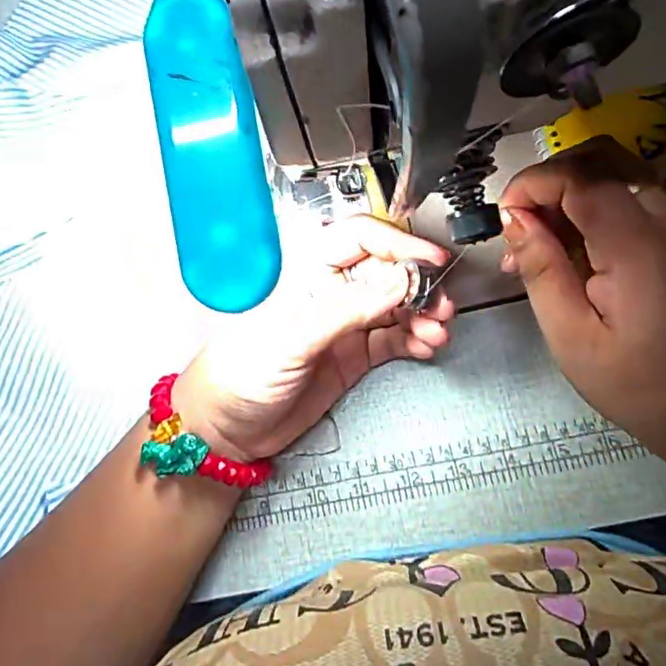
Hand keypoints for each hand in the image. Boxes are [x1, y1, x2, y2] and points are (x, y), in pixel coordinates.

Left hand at [174, 215, 455, 461]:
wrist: (225, 428)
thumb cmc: (237, 373)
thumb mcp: (291, 337)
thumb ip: (346, 309)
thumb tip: (397, 282)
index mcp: (306, 268)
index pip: (362, 237)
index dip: (399, 243)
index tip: (429, 258)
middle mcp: (329, 288)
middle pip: (387, 269)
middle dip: (419, 282)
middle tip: (440, 301)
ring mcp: (344, 321)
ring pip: (396, 304)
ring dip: (423, 313)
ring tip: (437, 327)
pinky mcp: (353, 352)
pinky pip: (394, 337)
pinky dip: (415, 338)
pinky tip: (427, 343)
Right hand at [498, 138, 665, 474]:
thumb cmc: (632, 381)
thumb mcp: (569, 335)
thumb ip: (540, 269)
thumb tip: (513, 218)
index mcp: (634, 246)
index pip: (579, 178)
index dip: (533, 184)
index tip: (506, 217)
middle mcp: (659, 222)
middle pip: (601, 157)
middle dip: (550, 177)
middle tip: (522, 222)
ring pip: (614, 168)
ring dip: (568, 185)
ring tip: (541, 232)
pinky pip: (624, 194)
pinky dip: (588, 200)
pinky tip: (568, 242)